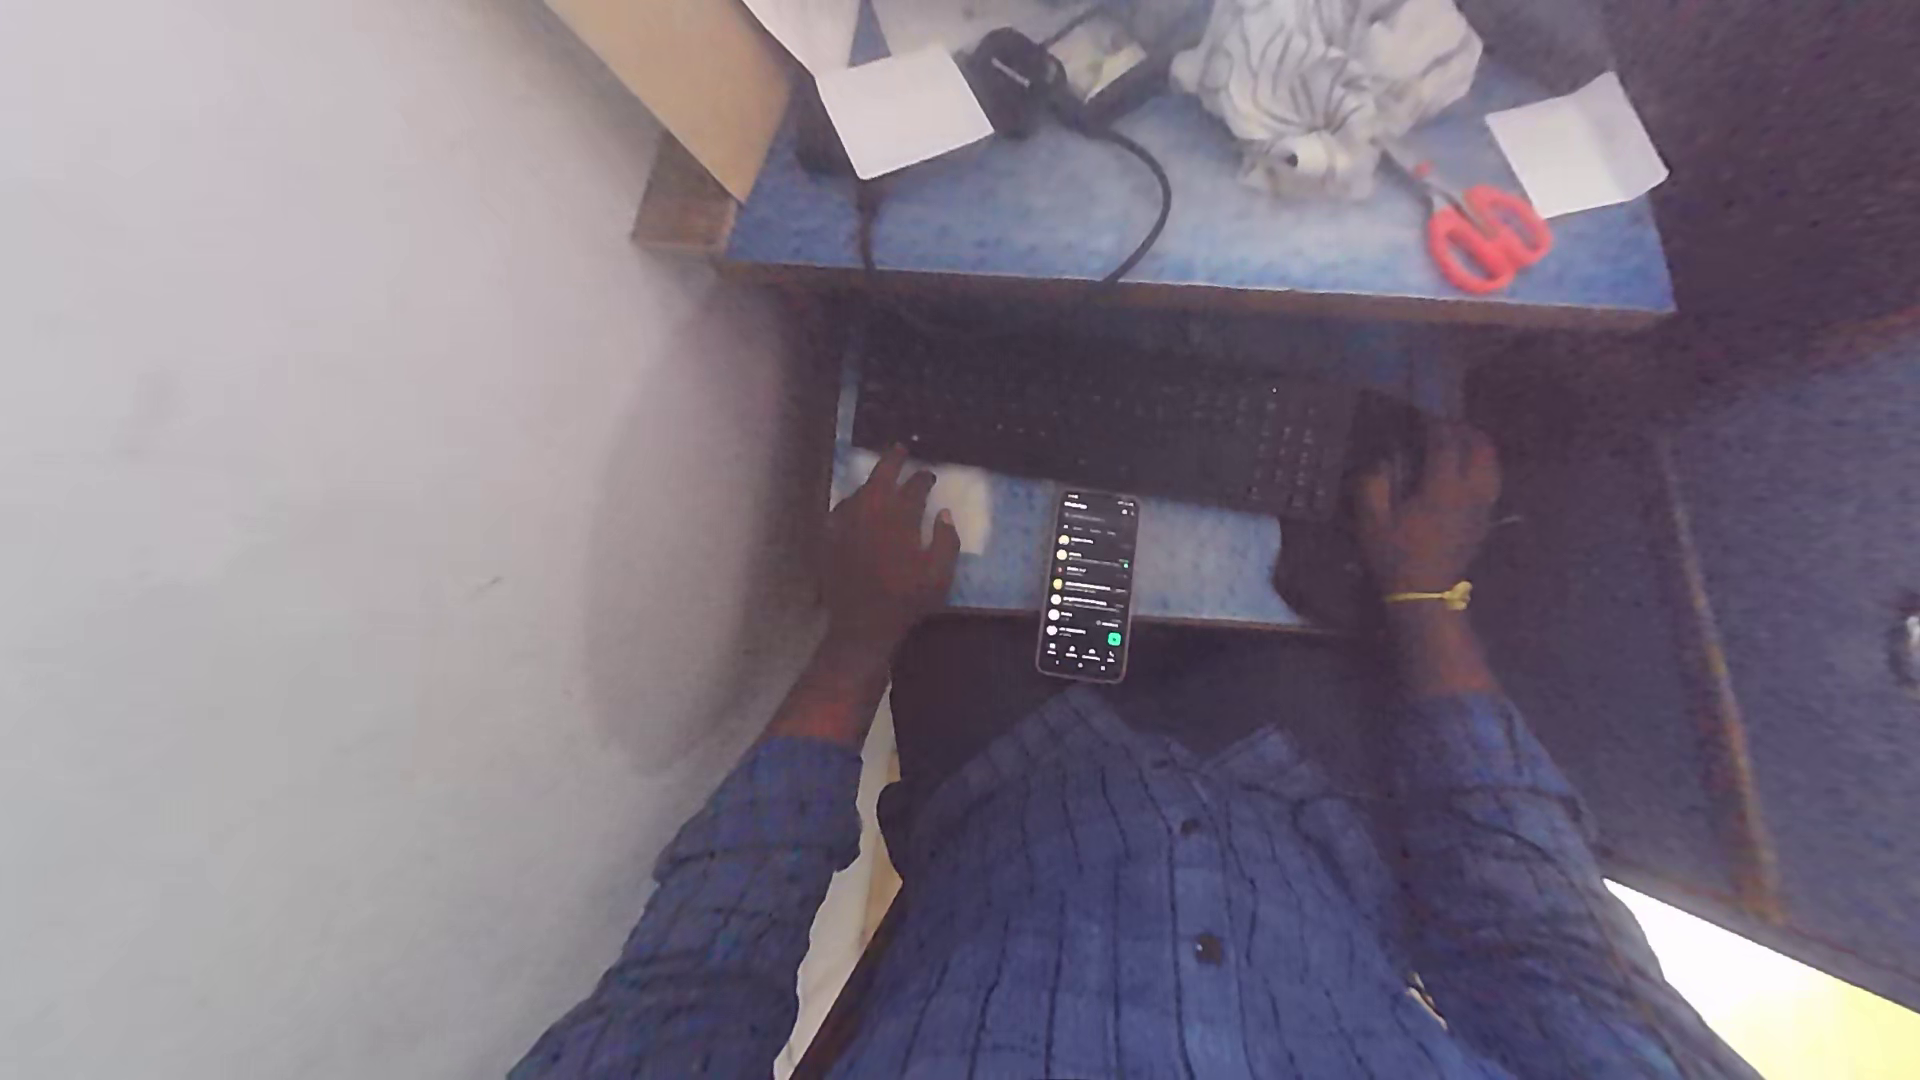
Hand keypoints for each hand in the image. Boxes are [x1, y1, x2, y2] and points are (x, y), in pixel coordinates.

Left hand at [822, 445, 959, 652]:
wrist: (862, 625)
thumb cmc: (906, 600)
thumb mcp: (940, 576)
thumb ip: (947, 541)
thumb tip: (945, 513)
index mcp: (900, 519)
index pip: (914, 487)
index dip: (923, 478)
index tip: (929, 475)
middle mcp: (871, 513)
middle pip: (881, 476)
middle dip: (892, 459)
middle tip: (900, 448)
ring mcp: (846, 524)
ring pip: (859, 491)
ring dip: (872, 481)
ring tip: (881, 477)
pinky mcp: (829, 538)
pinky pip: (840, 510)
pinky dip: (852, 502)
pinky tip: (856, 504)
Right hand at [1356, 420, 1500, 595]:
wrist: (1425, 592)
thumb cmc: (1394, 555)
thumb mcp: (1371, 521)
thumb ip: (1373, 485)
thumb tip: (1381, 461)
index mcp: (1442, 488)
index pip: (1446, 444)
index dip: (1435, 425)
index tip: (1423, 414)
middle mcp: (1471, 491)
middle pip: (1480, 448)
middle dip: (1464, 430)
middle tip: (1444, 422)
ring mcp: (1483, 506)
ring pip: (1492, 463)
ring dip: (1477, 446)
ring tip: (1459, 440)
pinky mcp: (1485, 518)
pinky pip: (1491, 480)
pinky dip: (1481, 465)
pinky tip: (1465, 469)